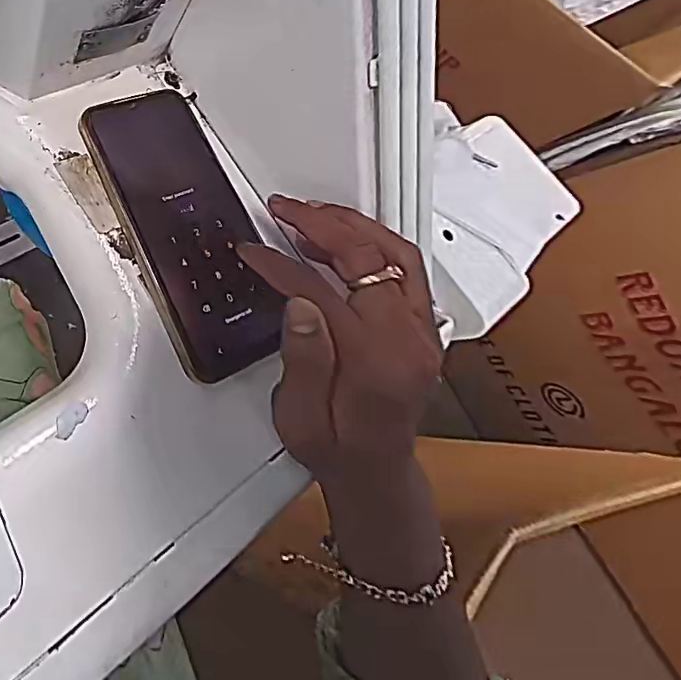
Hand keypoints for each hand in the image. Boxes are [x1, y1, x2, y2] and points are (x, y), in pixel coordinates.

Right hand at [241, 199, 489, 679]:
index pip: (324, 290)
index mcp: (376, 363)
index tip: (256, 251)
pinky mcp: (424, 323)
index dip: (282, 264)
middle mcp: (409, 340)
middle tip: (284, 210)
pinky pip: (406, 264)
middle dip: (320, 224)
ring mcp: (423, 329)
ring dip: (351, 224)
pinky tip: (346, 233)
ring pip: (394, 251)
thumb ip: (303, 360)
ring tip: (312, 213)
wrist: (375, 470)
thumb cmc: (337, 447)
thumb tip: (300, 303)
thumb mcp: (300, 418)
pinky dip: (373, 239)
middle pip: (367, 258)